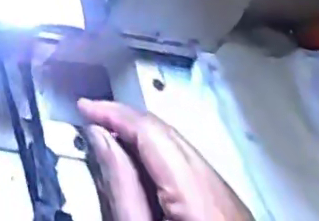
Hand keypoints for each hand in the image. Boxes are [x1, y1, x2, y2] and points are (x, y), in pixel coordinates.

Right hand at [79, 99, 252, 220]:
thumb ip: (122, 187)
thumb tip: (102, 139)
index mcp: (200, 199)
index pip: (152, 131)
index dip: (115, 113)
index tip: (86, 108)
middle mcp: (222, 192)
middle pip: (168, 134)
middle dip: (127, 123)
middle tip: (92, 121)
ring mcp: (232, 204)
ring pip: (180, 148)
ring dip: (143, 140)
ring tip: (109, 144)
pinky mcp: (232, 214)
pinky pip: (190, 170)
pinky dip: (161, 161)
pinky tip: (140, 172)